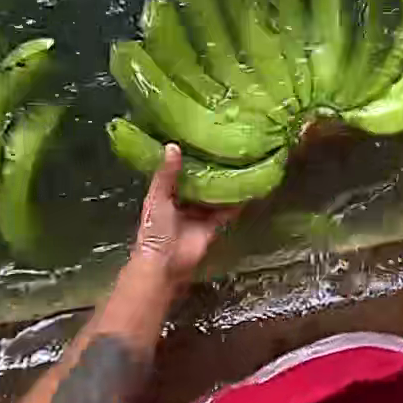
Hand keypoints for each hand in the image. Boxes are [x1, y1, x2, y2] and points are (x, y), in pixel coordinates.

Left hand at [131, 144, 235, 283]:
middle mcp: (183, 202)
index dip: (185, 159)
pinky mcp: (212, 225)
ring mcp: (198, 214)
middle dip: (208, 171)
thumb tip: (174, 145)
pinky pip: (226, 211)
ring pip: (213, 196)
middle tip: (223, 149)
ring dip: (223, 184)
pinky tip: (246, 187)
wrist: (166, 262)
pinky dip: (235, 202)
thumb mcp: (158, 196)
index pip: (177, 172)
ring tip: (238, 163)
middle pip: (198, 183)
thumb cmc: (155, 228)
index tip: (198, 140)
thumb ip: (166, 173)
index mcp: (165, 193)